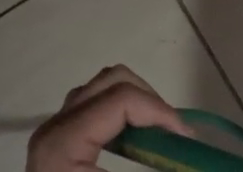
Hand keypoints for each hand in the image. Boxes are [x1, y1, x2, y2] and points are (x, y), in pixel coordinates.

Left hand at [27, 65, 188, 171]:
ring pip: (101, 86)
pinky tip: (134, 139)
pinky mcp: (57, 140)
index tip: (185, 136)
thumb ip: (153, 167)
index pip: (120, 99)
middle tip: (172, 130)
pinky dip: (120, 111)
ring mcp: (53, 131)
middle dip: (149, 99)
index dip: (159, 110)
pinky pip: (93, 105)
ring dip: (135, 101)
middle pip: (111, 80)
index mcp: (62, 141)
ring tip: (157, 132)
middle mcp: (54, 127)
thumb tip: (189, 159)